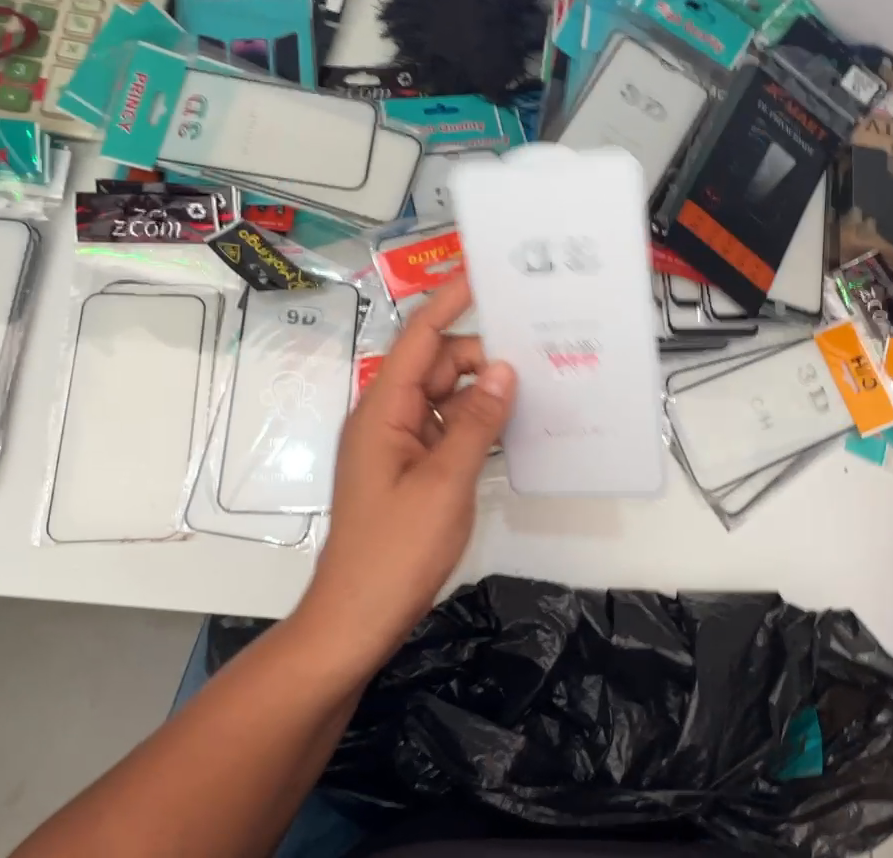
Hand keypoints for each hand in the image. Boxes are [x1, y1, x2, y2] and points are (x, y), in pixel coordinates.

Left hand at [295, 279, 515, 670]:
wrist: (357, 618)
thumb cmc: (395, 551)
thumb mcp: (445, 483)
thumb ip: (476, 422)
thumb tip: (503, 370)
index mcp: (383, 410)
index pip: (420, 338)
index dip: (449, 301)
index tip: (482, 274)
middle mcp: (386, 418)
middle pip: (436, 366)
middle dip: (480, 357)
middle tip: (535, 359)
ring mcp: (396, 445)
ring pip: (443, 398)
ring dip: (480, 393)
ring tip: (532, 391)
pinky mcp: (408, 470)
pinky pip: (445, 429)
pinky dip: (474, 425)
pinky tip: (510, 430)